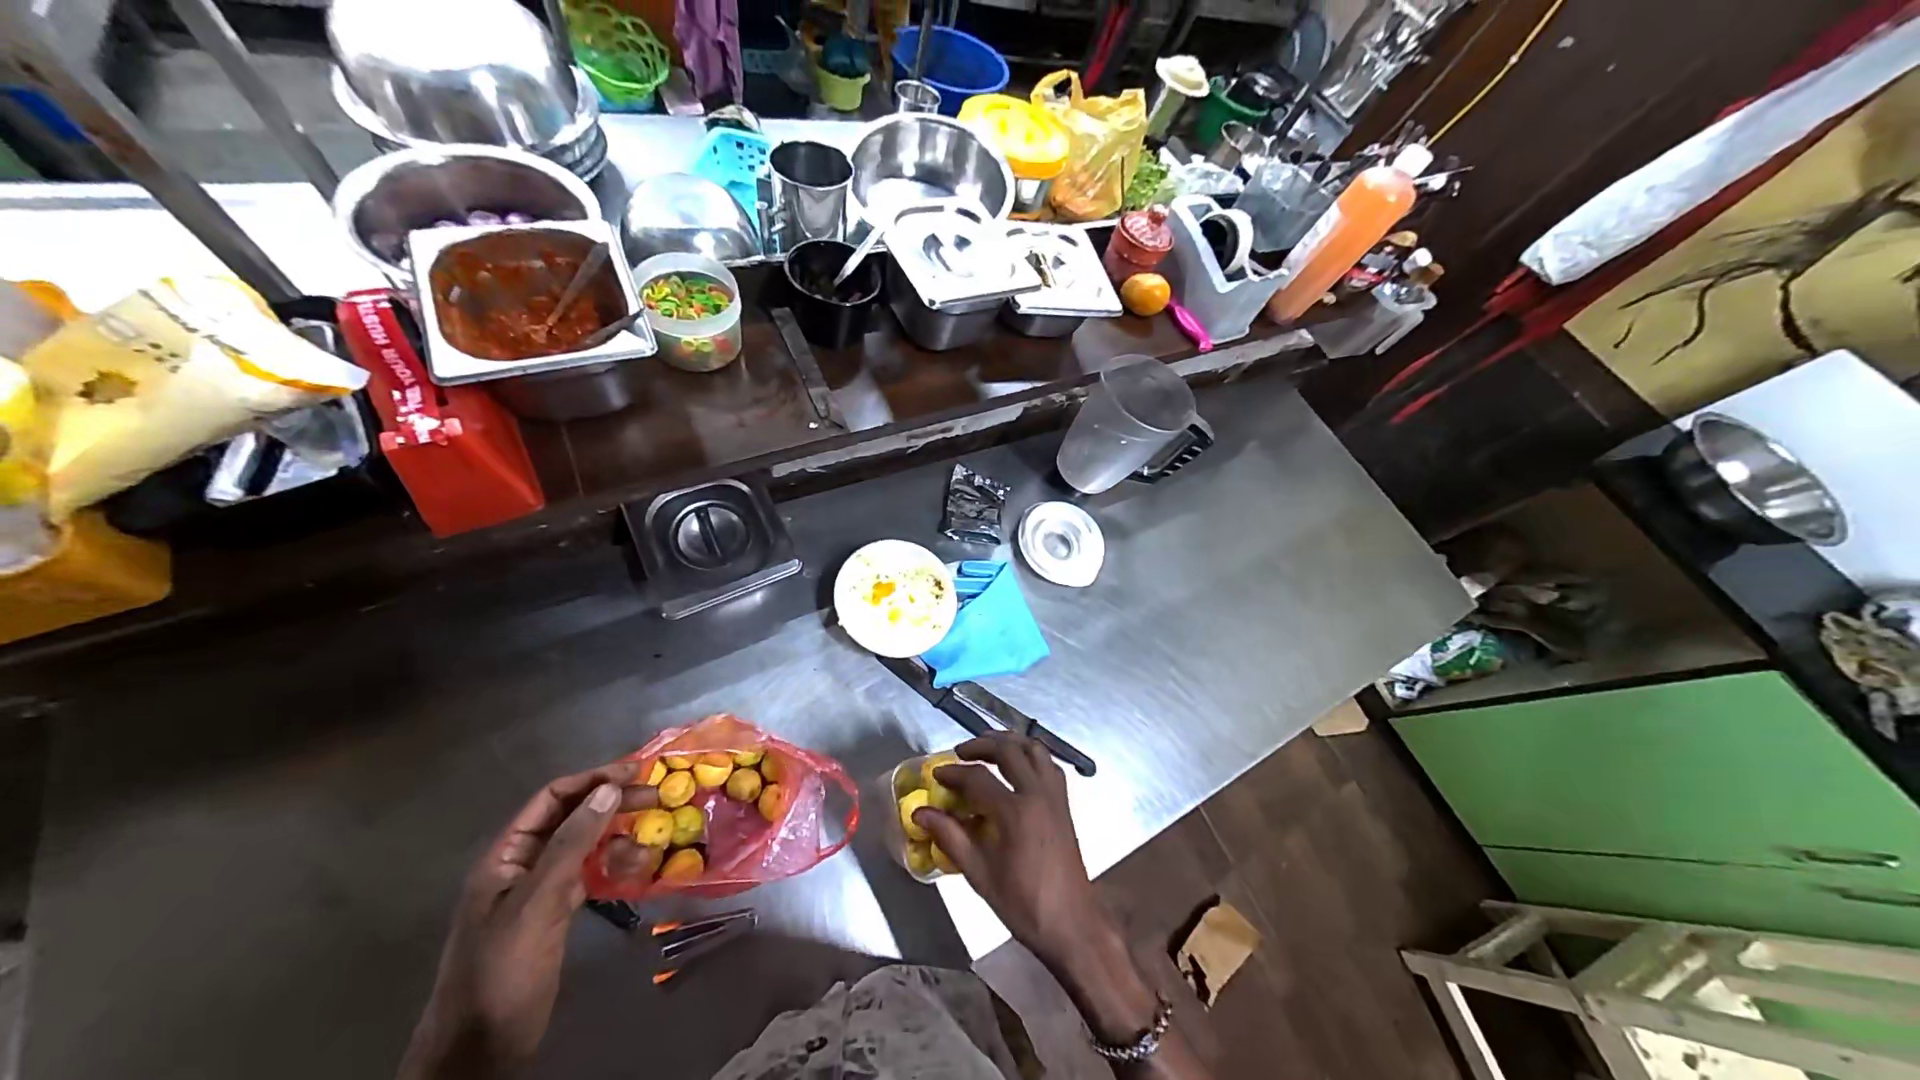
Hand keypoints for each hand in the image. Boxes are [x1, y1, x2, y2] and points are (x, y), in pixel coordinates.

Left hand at [398, 762, 656, 1079]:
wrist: (481, 1047)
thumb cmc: (503, 967)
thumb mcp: (537, 901)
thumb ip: (572, 843)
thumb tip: (608, 788)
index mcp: (506, 855)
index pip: (551, 799)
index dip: (592, 779)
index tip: (636, 772)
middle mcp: (523, 864)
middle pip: (572, 819)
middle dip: (612, 805)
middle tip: (657, 799)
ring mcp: (541, 890)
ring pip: (585, 847)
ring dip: (618, 838)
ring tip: (652, 840)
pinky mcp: (557, 914)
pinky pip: (590, 875)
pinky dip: (615, 867)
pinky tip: (639, 867)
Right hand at [912, 733, 1105, 966]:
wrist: (1071, 923)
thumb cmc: (1023, 904)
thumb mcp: (980, 874)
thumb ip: (950, 837)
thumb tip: (921, 814)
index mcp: (1015, 812)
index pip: (978, 778)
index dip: (954, 773)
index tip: (936, 774)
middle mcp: (1038, 795)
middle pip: (1009, 751)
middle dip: (981, 745)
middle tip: (960, 753)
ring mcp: (1055, 797)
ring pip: (1034, 749)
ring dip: (1010, 743)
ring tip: (988, 749)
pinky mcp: (1065, 804)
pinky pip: (1049, 765)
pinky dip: (1031, 755)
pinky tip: (1018, 767)